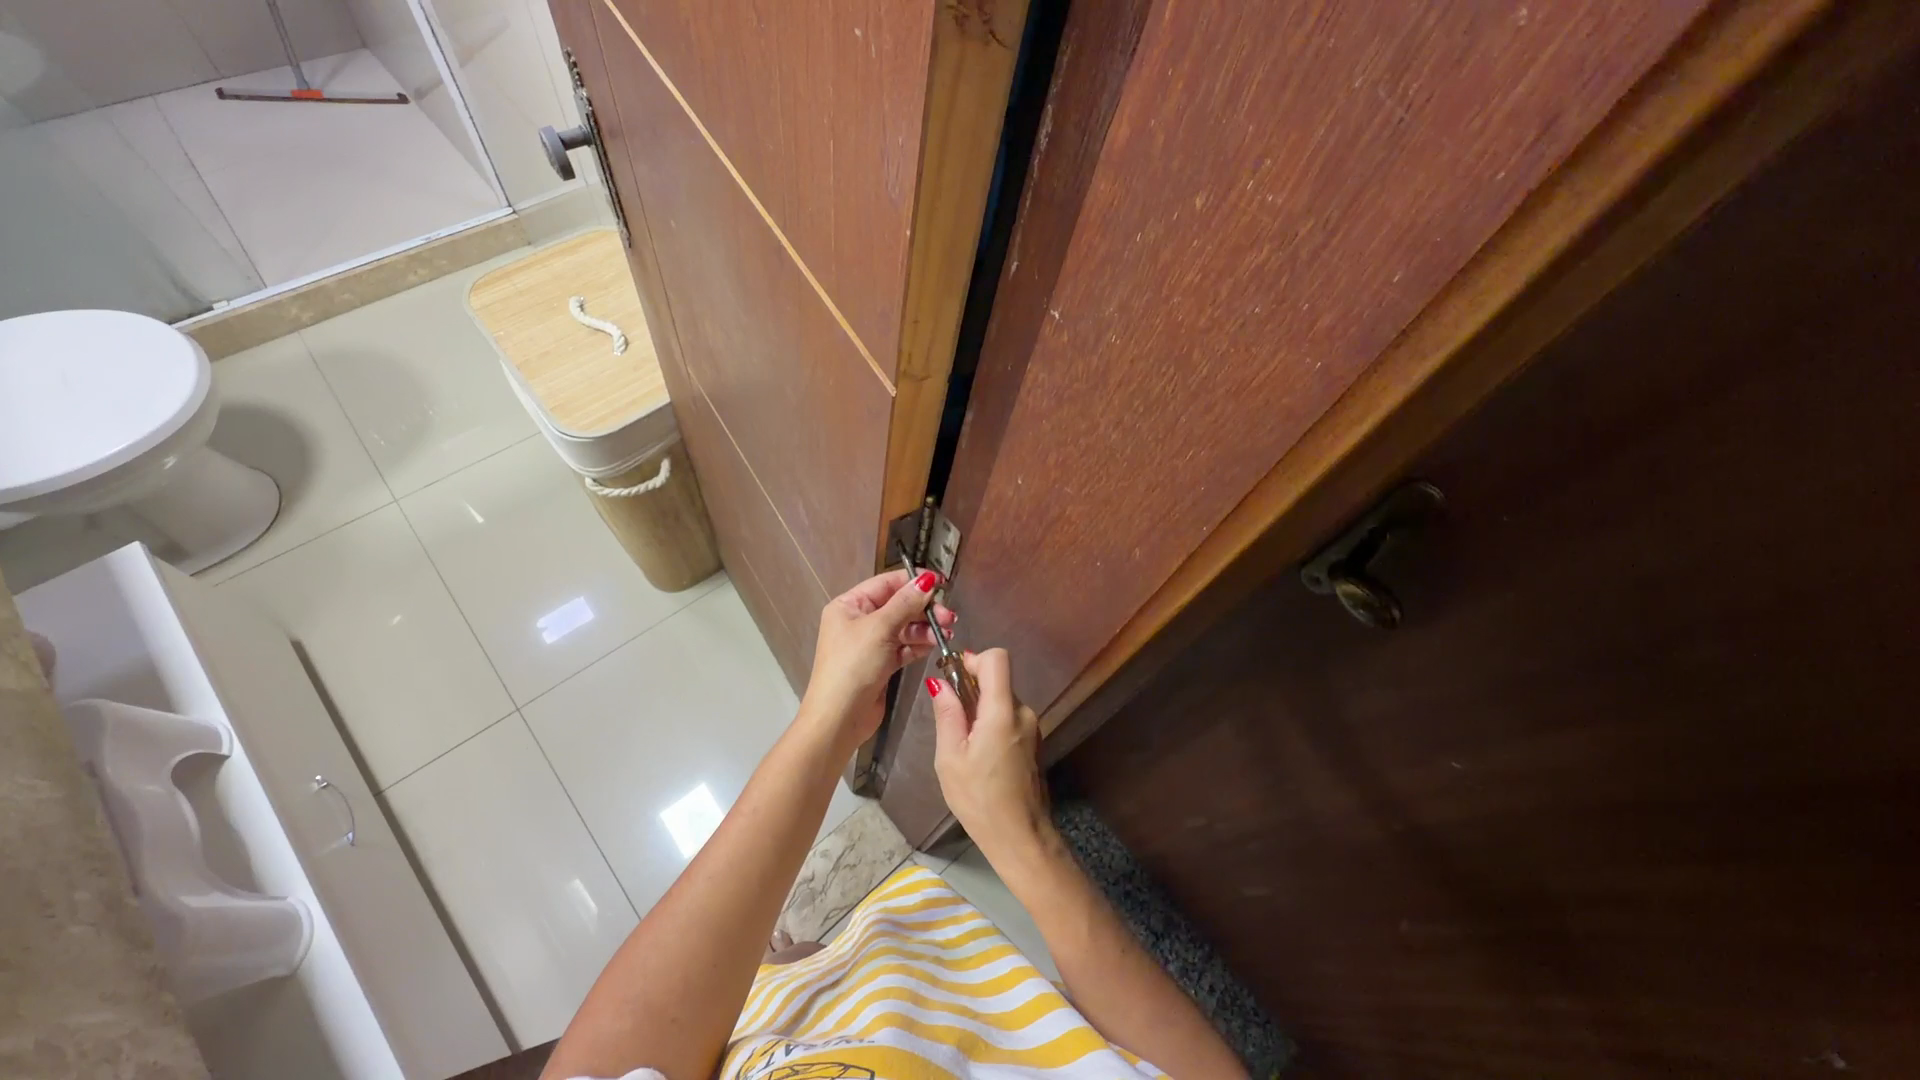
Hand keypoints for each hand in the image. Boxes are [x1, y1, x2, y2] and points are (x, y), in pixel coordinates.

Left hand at [800, 569, 955, 749]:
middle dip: (924, 609)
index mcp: (849, 605)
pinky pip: (905, 647)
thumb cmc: (853, 666)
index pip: (886, 583)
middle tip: (949, 617)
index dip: (914, 581)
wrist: (840, 717)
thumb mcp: (879, 629)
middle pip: (898, 605)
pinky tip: (935, 645)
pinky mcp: (882, 664)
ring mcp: (871, 643)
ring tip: (946, 634)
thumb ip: (905, 603)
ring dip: (926, 628)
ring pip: (905, 627)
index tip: (942, 583)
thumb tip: (927, 581)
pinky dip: (920, 644)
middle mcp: (859, 620)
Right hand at [927, 649, 1050, 856]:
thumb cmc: (979, 799)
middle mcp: (1023, 713)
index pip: (997, 658)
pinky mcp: (1033, 744)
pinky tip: (979, 756)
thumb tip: (939, 682)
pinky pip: (1009, 720)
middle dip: (972, 690)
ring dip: (980, 711)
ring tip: (962, 746)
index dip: (974, 659)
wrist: (1020, 838)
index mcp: (1003, 712)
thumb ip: (947, 715)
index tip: (953, 676)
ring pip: (1002, 702)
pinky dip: (991, 726)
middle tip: (950, 720)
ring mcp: (1032, 729)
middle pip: (998, 681)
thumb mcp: (950, 758)